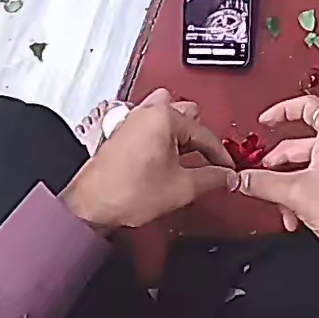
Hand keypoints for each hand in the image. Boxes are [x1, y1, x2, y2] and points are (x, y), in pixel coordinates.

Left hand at [59, 89, 237, 229]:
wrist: (91, 206)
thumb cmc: (127, 192)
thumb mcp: (182, 187)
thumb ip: (212, 178)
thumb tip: (227, 176)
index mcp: (165, 117)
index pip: (205, 134)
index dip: (220, 156)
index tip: (227, 170)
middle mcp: (148, 111)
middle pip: (187, 116)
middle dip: (200, 139)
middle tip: (206, 163)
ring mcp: (132, 119)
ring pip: (168, 115)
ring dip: (180, 133)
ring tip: (186, 158)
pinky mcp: (122, 131)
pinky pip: (151, 124)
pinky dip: (163, 136)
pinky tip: (165, 159)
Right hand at [234, 95, 318, 267]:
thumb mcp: (297, 193)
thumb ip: (264, 182)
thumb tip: (242, 178)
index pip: (308, 106)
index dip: (282, 110)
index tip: (264, 122)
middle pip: (301, 142)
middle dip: (279, 162)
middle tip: (261, 173)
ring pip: (306, 166)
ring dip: (288, 184)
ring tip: (278, 202)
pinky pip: (316, 181)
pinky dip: (301, 194)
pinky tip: (293, 216)